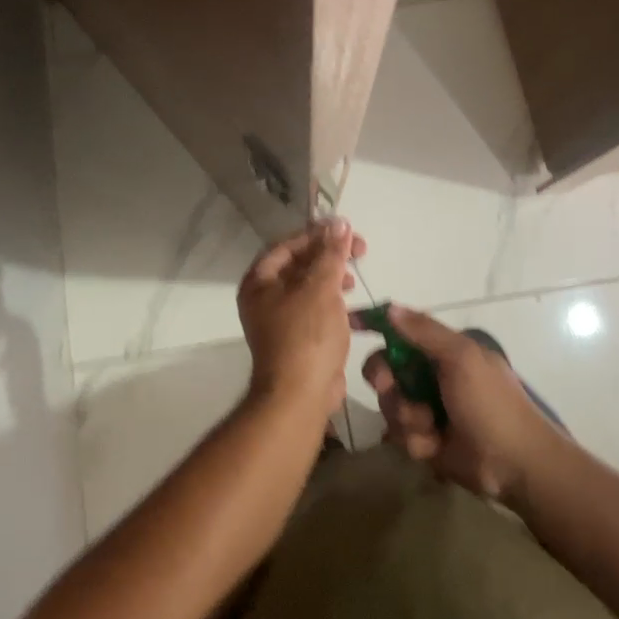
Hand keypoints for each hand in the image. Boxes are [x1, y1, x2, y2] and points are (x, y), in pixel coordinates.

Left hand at [236, 219, 365, 418]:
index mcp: (259, 281)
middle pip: (298, 263)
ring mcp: (278, 319)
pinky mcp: (296, 337)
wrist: (300, 396)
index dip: (318, 234)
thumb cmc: (306, 335)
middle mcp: (263, 297)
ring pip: (307, 285)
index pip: (289, 244)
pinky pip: (314, 307)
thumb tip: (340, 222)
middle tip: (359, 251)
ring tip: (353, 278)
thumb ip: (331, 253)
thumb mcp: (320, 288)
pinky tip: (349, 302)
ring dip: (331, 276)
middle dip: (328, 254)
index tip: (348, 232)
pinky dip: (331, 299)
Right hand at [363, 306, 559, 501]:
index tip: (351, 324)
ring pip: (390, 405)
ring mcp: (427, 410)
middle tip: (388, 387)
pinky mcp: (425, 441)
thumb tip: (391, 308)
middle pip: (384, 369)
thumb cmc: (490, 402)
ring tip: (431, 427)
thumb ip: (424, 332)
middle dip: (384, 380)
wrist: (515, 463)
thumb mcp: (461, 358)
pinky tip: (437, 447)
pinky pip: (401, 435)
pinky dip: (417, 441)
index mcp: (443, 351)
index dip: (375, 325)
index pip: (402, 331)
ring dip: (407, 416)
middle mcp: (430, 376)